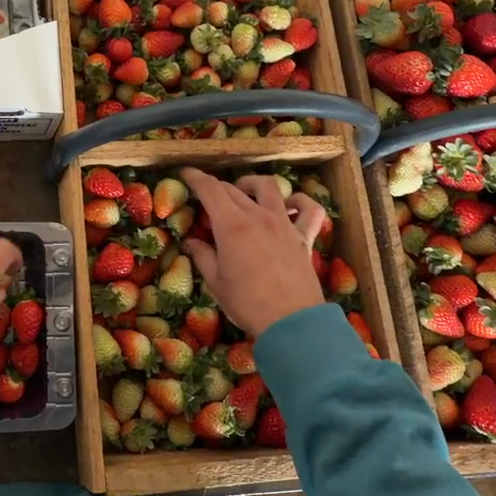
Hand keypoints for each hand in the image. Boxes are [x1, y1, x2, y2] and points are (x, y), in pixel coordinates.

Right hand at [180, 167, 328, 336]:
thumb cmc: (247, 304)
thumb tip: (191, 242)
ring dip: (251, 184)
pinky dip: (300, 202)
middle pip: (233, 188)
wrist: (291, 322)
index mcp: (231, 225)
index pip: (210, 189)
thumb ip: (202, 256)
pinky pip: (309, 209)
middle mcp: (258, 215)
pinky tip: (289, 206)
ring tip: (243, 193)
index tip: (185, 173)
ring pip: (268, 187)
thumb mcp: (215, 282)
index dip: (195, 177)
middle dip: (216, 187)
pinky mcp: (304, 236)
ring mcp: (284, 223)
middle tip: (206, 197)